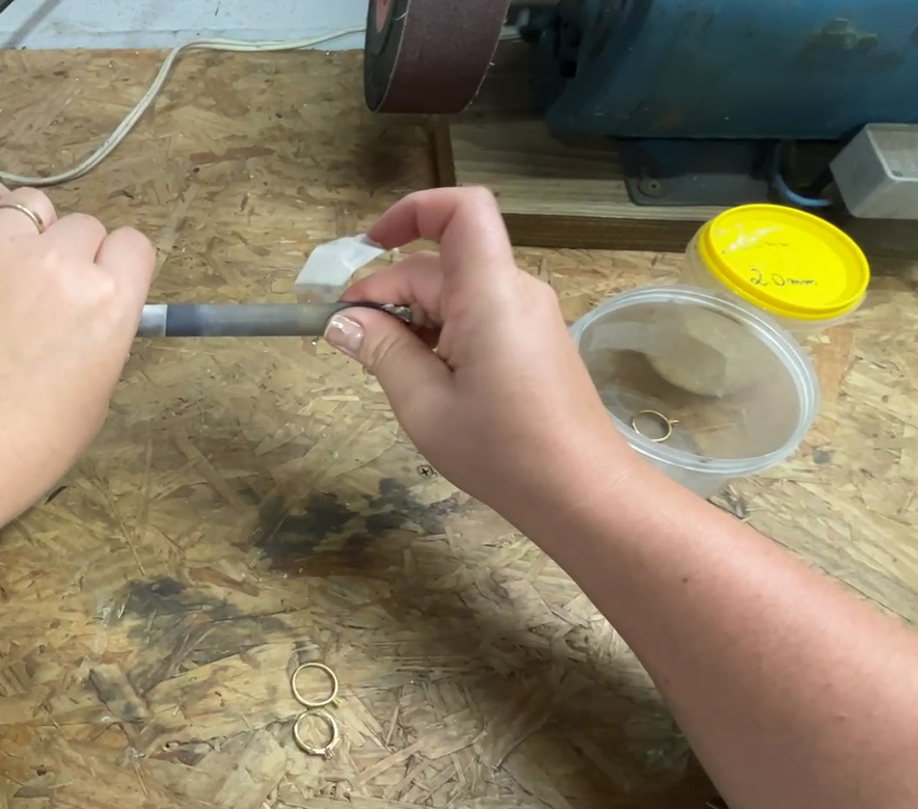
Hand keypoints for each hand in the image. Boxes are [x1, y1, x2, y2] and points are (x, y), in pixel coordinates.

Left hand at [0, 165, 155, 546]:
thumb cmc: (24, 452)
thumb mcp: (93, 403)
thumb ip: (102, 340)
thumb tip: (89, 311)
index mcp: (108, 304)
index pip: (133, 247)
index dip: (118, 271)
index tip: (99, 296)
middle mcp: (58, 262)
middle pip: (83, 227)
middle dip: (73, 261)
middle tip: (43, 307)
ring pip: (29, 206)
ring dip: (29, 236)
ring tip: (4, 279)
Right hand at [328, 187, 639, 518]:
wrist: (576, 489)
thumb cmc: (498, 449)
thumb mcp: (423, 403)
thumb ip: (381, 352)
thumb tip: (340, 321)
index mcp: (490, 294)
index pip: (459, 212)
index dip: (411, 211)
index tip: (367, 247)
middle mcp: (514, 291)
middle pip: (441, 264)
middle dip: (388, 292)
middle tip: (347, 339)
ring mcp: (527, 315)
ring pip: (454, 293)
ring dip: (411, 318)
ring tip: (383, 367)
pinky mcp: (530, 340)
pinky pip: (475, 316)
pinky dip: (437, 333)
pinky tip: (422, 377)